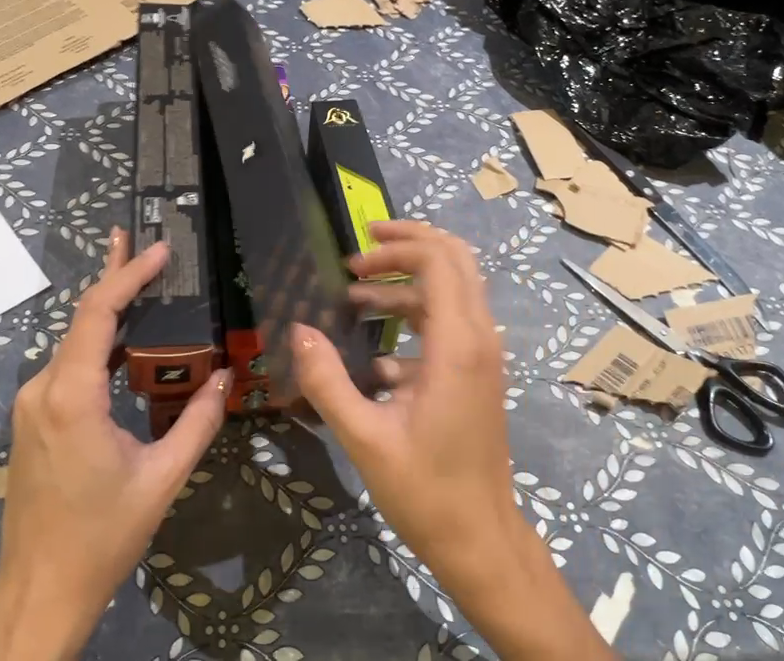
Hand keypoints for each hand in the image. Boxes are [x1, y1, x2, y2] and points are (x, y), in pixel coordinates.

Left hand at [0, 230, 231, 660]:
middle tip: (141, 241)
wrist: (40, 589)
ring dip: (106, 313)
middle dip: (113, 277)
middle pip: (81, 320)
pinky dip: (95, 345)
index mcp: (71, 397)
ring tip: (140, 280)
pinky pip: (65, 368)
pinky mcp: (31, 420)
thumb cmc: (103, 535)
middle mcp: (43, 390)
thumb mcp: (162, 478)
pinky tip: (122, 343)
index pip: (97, 315)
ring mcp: (31, 405)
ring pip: (72, 344)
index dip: (127, 275)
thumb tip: (225, 377)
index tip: (159, 250)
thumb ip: (198, 421)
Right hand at [290, 220, 613, 659]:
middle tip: (359, 256)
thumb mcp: (364, 437)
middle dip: (407, 248)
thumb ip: (327, 381)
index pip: (438, 261)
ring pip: (454, 291)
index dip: (398, 245)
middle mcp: (479, 339)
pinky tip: (376, 356)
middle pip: (455, 261)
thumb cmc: (424, 490)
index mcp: (456, 345)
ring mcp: (483, 357)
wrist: (479, 538)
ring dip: (407, 284)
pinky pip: (452, 324)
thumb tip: (299, 330)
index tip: (355, 253)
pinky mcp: (478, 375)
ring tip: (355, 297)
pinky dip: (417, 319)